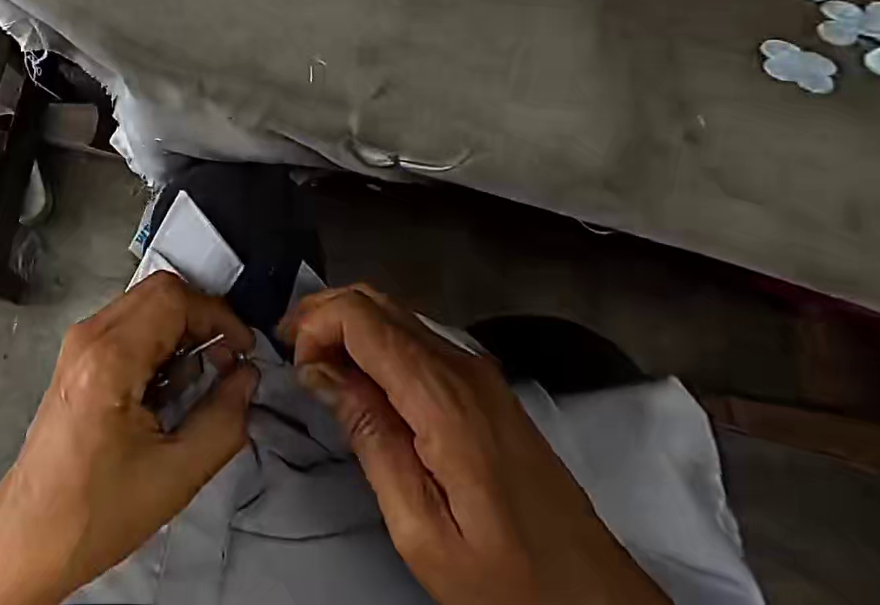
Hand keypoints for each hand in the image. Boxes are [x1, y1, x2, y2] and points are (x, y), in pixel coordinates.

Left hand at [0, 272, 257, 604]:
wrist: (25, 542)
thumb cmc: (94, 513)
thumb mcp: (177, 474)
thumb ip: (226, 418)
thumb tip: (247, 377)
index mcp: (108, 361)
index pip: (176, 299)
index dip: (220, 316)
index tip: (241, 350)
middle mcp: (88, 339)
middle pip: (162, 291)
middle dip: (204, 319)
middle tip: (224, 359)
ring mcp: (78, 345)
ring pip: (147, 303)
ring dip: (183, 329)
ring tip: (198, 377)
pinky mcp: (78, 358)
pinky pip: (131, 323)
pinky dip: (161, 339)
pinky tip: (168, 385)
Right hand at [283, 285, 665, 604]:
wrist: (589, 590)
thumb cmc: (504, 573)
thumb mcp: (420, 527)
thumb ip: (370, 436)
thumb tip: (323, 372)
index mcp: (443, 395)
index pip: (365, 318)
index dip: (318, 323)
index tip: (293, 364)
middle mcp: (461, 364)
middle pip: (379, 303)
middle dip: (325, 313)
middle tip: (290, 349)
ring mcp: (475, 370)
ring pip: (397, 314)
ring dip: (349, 325)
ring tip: (313, 361)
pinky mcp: (482, 383)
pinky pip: (417, 339)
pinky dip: (376, 342)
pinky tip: (358, 374)